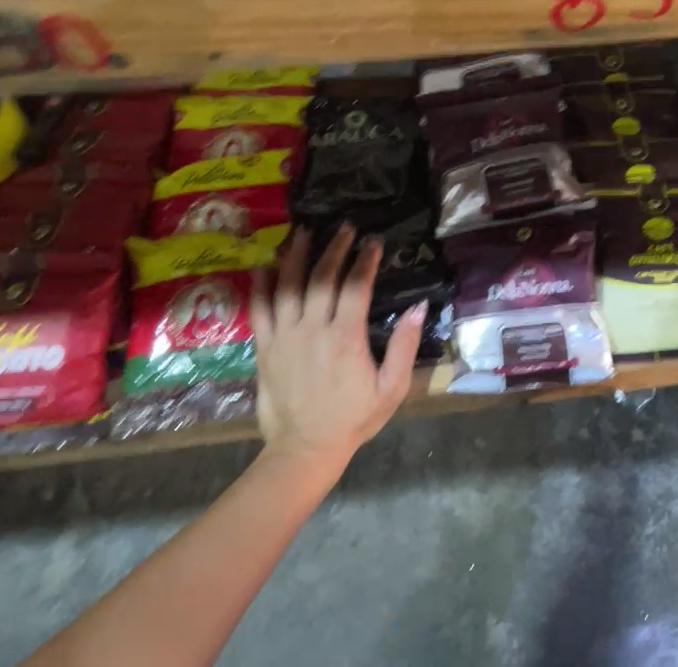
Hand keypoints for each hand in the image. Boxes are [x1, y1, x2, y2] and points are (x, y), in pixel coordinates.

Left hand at [248, 225, 424, 467]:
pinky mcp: (264, 348)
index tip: (373, 241)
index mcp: (345, 337)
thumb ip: (405, 346)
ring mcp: (284, 337)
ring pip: (286, 285)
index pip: (356, 285)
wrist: (305, 449)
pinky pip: (258, 309)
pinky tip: (265, 265)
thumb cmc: (353, 419)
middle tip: (344, 228)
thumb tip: (419, 307)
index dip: (365, 259)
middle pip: (321, 277)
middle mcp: (312, 330)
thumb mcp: (391, 389)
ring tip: (303, 233)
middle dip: (334, 248)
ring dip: (295, 255)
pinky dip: (260, 284)